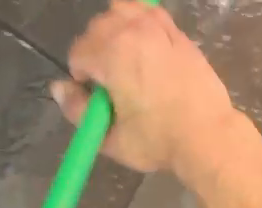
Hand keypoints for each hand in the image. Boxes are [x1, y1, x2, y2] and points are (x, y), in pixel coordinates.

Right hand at [51, 0, 239, 173]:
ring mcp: (157, 27)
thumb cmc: (155, 141)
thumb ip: (78, 110)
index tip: (93, 98)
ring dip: (113, 32)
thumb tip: (57, 87)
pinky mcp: (175, 31)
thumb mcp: (109, 138)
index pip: (78, 52)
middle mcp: (133, 31)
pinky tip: (141, 45)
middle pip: (97, 27)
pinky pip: (147, 11)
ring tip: (121, 62)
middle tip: (106, 83)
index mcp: (113, 56)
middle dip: (93, 52)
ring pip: (121, 10)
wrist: (204, 133)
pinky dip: (137, 22)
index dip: (79, 77)